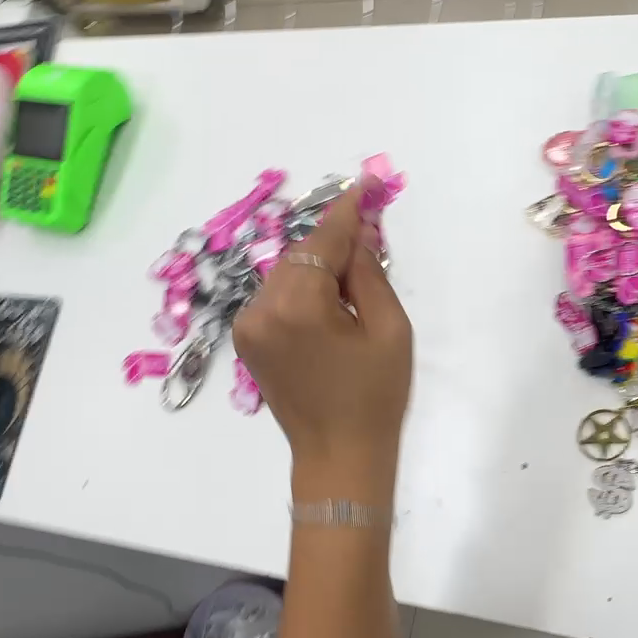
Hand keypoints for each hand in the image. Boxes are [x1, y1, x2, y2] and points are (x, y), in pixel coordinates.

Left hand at [233, 178, 411, 503]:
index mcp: (297, 306)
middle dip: (334, 242)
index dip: (347, 211)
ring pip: (288, 272)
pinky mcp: (247, 339)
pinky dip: (303, 287)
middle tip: (371, 235)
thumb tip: (359, 233)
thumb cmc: (375, 397)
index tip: (364, 182)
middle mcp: (261, 308)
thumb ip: (369, 273)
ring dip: (319, 265)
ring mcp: (248, 324)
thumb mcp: (389, 330)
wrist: (338, 456)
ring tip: (354, 278)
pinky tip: (330, 300)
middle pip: (301, 253)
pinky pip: (277, 295)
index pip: (323, 242)